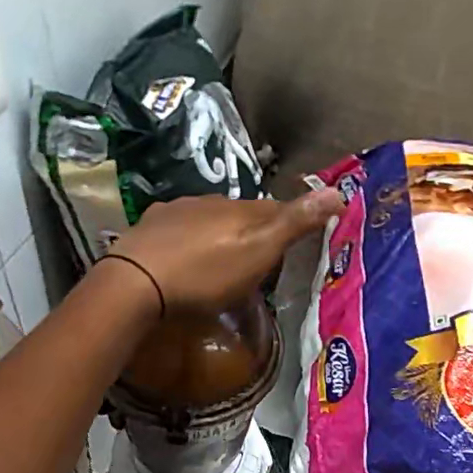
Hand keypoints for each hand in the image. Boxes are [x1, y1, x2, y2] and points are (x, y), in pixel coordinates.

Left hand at [100, 189, 343, 314]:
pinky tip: (184, 255)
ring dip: (221, 233)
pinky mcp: (150, 226)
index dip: (289, 222)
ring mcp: (177, 211)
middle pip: (242, 213)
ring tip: (222, 261)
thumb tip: (338, 190)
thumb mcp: (258, 253)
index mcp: (240, 209)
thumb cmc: (204, 274)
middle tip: (259, 259)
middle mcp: (210, 202)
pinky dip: (190, 238)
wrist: (134, 283)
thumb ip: (295, 222)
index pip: (275, 208)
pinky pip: (180, 227)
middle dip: (253, 229)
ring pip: (210, 218)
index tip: (296, 241)